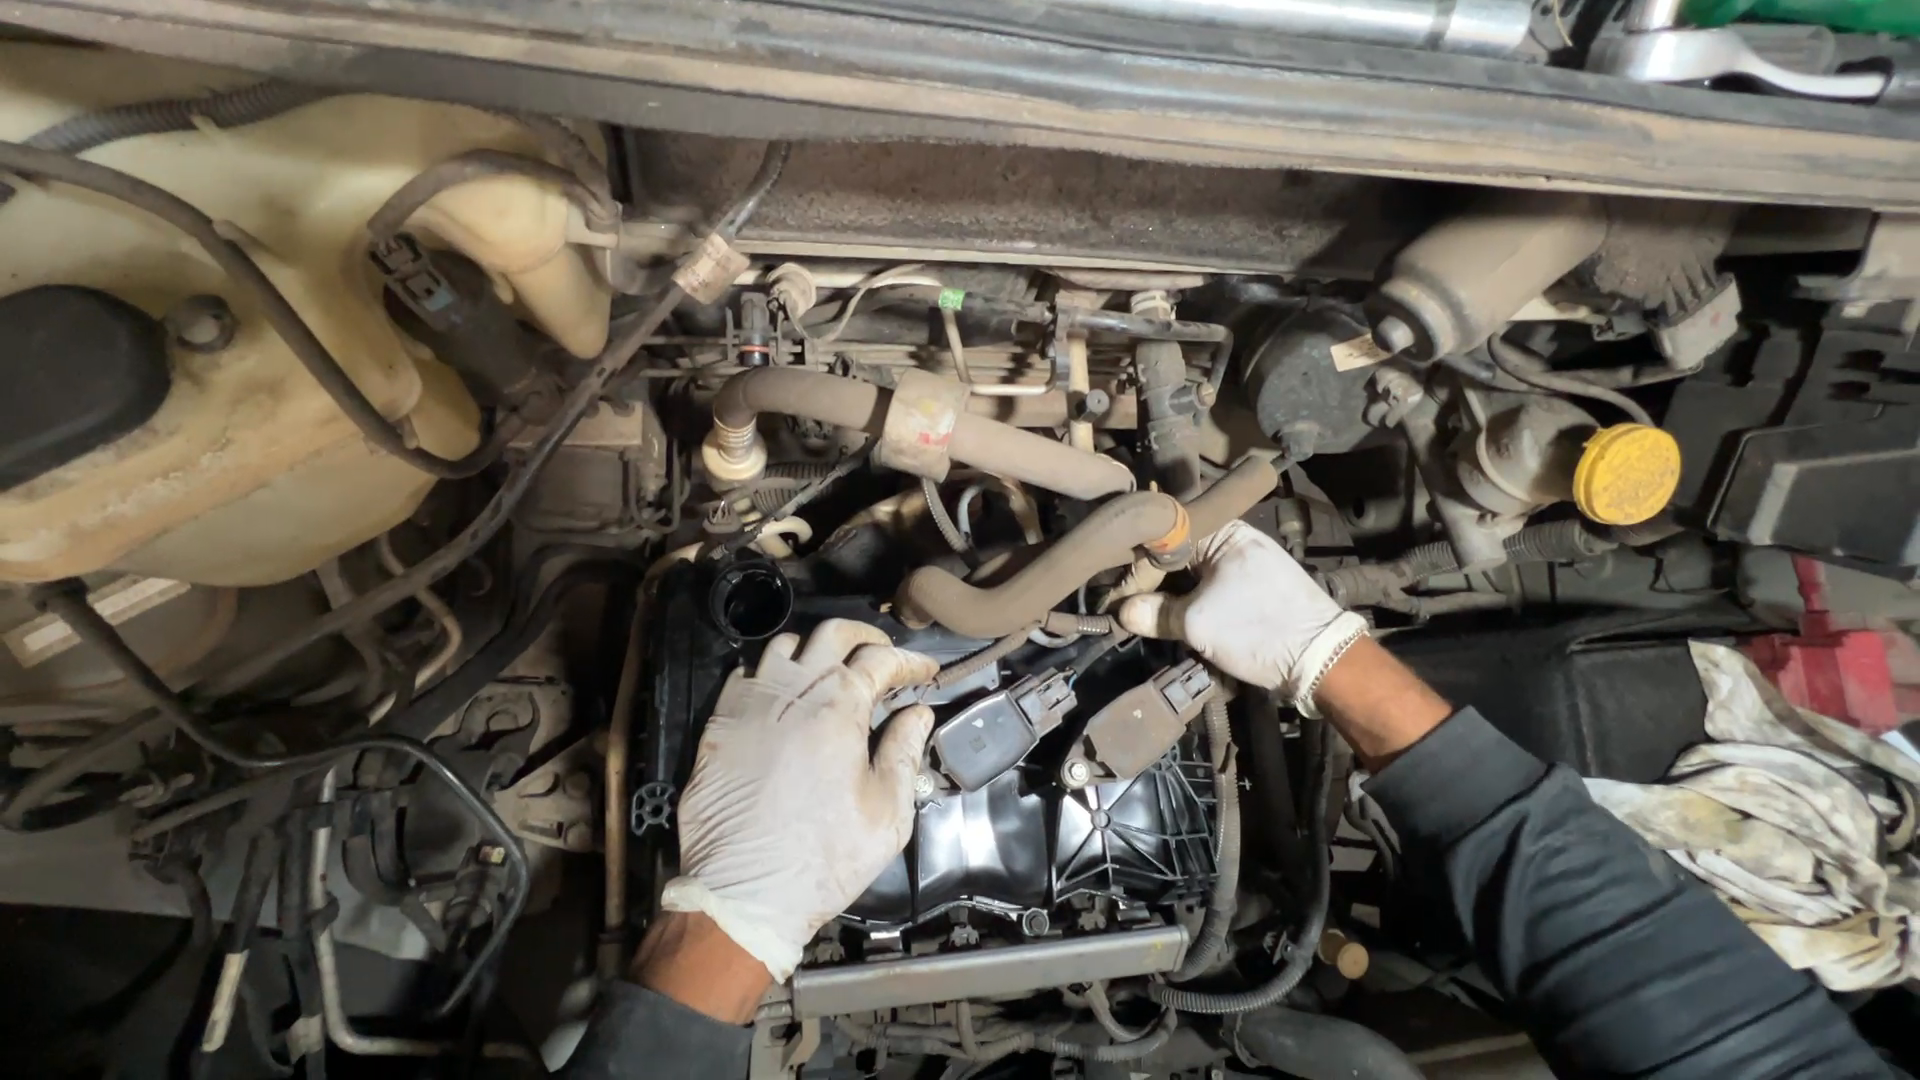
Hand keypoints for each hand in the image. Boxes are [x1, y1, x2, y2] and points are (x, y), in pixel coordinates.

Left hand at [658, 619, 937, 981]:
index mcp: (838, 707)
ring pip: (784, 646)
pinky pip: (746, 676)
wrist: (744, 895)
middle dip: (865, 638)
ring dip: (816, 652)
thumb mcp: (887, 812)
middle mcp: (792, 690)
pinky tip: (784, 700)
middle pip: (832, 634)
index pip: (882, 660)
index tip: (926, 673)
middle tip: (882, 657)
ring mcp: (749, 703)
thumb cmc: (825, 857)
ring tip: (832, 674)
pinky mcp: (718, 724)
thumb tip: (917, 713)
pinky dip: (773, 676)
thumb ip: (904, 751)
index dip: (911, 662)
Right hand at [1116, 520, 1369, 716]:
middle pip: (1176, 555)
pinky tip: (1170, 618)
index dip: (1134, 567)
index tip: (1112, 591)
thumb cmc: (1260, 630)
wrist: (1324, 661)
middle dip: (1150, 581)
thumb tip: (1121, 612)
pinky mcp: (1253, 588)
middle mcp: (1235, 539)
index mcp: (1224, 532)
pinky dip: (1189, 602)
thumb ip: (1153, 615)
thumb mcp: (1196, 624)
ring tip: (1141, 613)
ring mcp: (1246, 564)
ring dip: (1169, 595)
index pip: (1163, 540)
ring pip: (1191, 574)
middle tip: (1122, 604)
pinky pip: (1209, 588)